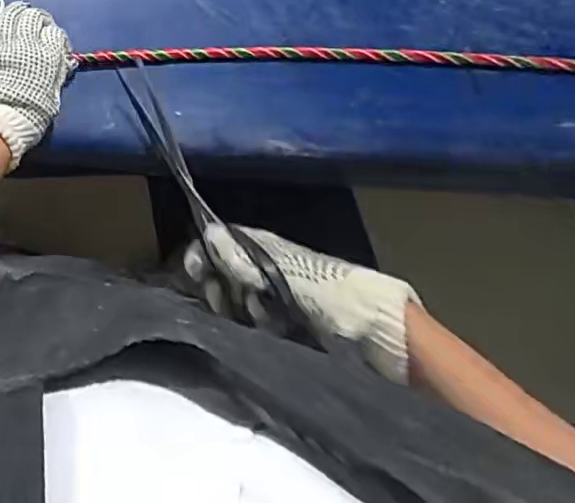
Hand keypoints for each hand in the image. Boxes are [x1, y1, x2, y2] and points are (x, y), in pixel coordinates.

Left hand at [0, 0, 73, 169]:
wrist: (1, 115)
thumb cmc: (32, 110)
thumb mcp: (53, 91)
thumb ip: (58, 71)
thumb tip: (65, 59)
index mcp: (48, 55)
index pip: (55, 34)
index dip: (54, 35)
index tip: (52, 38)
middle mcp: (27, 43)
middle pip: (34, 18)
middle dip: (37, 17)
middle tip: (37, 21)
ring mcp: (5, 43)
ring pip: (12, 15)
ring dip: (17, 10)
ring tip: (19, 10)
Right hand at [185, 223, 418, 382]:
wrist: (382, 341)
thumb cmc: (333, 296)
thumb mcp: (285, 270)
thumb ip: (243, 255)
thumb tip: (207, 232)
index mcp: (265, 248)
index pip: (218, 242)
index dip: (201, 253)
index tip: (192, 270)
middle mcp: (266, 269)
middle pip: (221, 271)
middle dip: (215, 285)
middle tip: (220, 302)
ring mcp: (276, 299)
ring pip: (233, 299)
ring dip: (234, 309)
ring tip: (254, 320)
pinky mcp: (285, 329)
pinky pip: (250, 324)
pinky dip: (250, 328)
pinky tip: (264, 332)